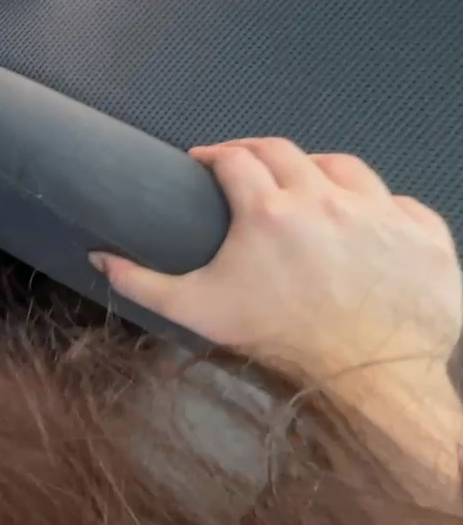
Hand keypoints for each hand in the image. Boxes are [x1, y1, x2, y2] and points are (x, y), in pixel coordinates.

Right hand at [93, 139, 461, 394]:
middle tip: (238, 163)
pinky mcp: (427, 238)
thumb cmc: (274, 335)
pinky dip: (375, 201)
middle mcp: (325, 202)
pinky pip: (400, 201)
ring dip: (314, 167)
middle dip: (253, 150)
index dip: (211, 154)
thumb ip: (137, 280)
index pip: (234, 158)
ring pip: (345, 167)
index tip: (201, 162)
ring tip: (300, 182)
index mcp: (267, 212)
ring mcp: (383, 217)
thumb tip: (97, 258)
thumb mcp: (191, 308)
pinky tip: (358, 217)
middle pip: (285, 151)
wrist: (369, 374)